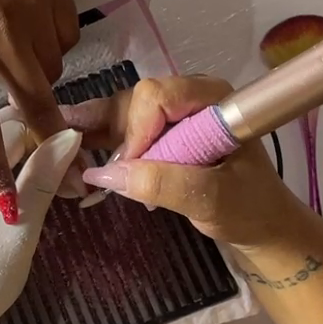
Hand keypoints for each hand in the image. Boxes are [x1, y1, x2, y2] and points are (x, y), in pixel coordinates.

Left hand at [0, 0, 80, 222]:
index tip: (11, 205)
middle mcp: (2, 36)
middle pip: (36, 104)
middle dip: (43, 134)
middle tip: (44, 144)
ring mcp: (35, 11)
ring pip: (52, 70)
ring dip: (38, 79)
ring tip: (15, 60)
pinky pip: (66, 36)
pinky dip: (53, 44)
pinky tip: (30, 28)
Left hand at [0, 123, 80, 323]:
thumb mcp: (21, 225)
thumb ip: (45, 175)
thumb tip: (73, 134)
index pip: (15, 124)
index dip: (52, 137)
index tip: (81, 166)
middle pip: (4, 129)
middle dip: (42, 144)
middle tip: (75, 177)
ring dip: (31, 158)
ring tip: (61, 184)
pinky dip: (14, 170)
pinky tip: (34, 189)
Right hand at [65, 76, 320, 253]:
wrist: (262, 226)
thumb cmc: (248, 209)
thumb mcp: (211, 199)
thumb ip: (164, 182)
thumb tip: (105, 175)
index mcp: (212, 99)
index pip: (157, 97)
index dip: (136, 131)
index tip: (130, 169)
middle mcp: (189, 98)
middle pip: (133, 102)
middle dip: (107, 129)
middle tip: (74, 154)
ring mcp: (173, 116)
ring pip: (122, 115)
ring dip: (94, 133)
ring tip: (60, 145)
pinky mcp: (162, 135)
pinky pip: (124, 130)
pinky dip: (99, 141)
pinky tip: (71, 146)